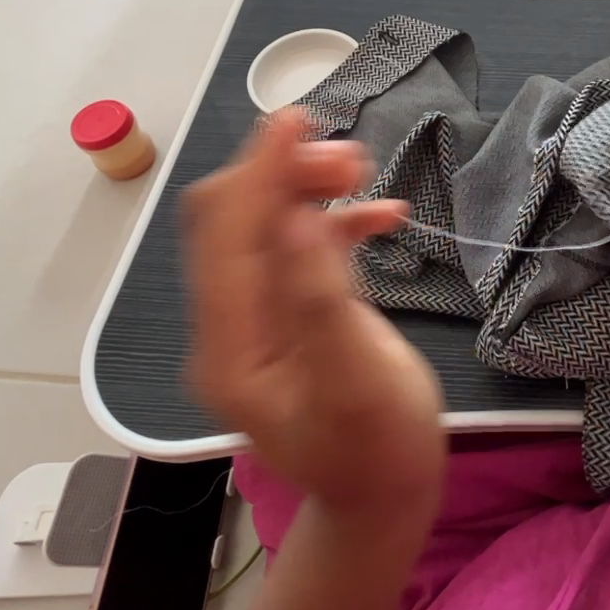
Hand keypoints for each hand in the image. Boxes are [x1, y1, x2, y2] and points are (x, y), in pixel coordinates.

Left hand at [182, 110, 443, 515]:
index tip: (294, 118)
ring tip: (362, 170)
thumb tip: (293, 217)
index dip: (255, 171)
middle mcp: (231, 326)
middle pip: (235, 222)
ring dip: (308, 189)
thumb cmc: (378, 446)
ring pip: (266, 226)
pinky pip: (301, 248)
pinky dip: (337, 222)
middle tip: (349, 158)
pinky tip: (385, 216)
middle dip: (282, 174)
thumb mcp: (356, 380)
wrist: (385, 492)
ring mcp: (259, 318)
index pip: (224, 236)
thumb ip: (320, 300)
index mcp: (231, 347)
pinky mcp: (291, 313)